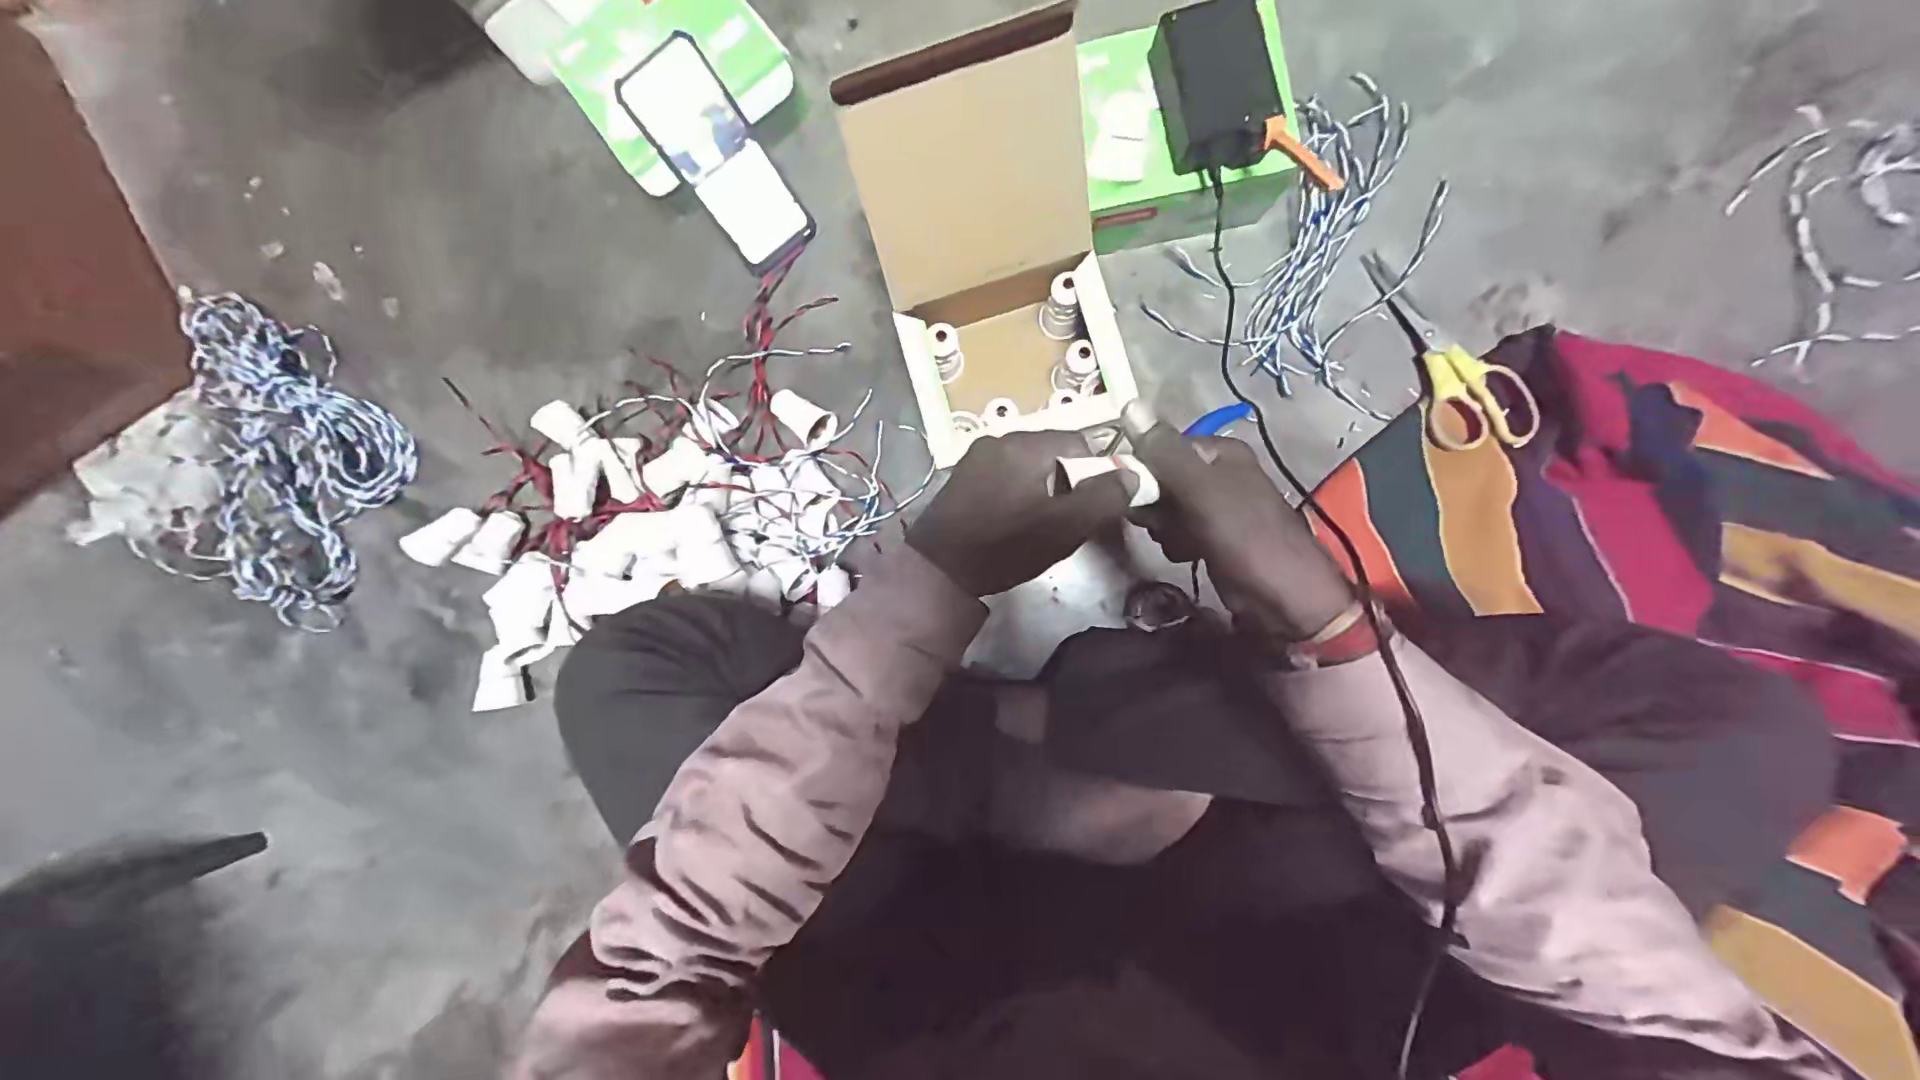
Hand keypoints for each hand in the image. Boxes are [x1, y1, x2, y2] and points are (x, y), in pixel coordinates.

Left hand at [907, 431, 1134, 596]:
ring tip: (1041, 523)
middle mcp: (998, 440)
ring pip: (1027, 466)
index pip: (1079, 442)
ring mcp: (975, 458)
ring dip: (1042, 488)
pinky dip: (1017, 493)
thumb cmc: (1006, 545)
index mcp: (1024, 443)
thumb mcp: (1065, 526)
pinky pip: (1004, 476)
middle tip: (1068, 518)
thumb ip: (1105, 497)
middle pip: (1052, 452)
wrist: (939, 570)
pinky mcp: (961, 479)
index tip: (1095, 505)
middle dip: (1068, 481)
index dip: (1096, 472)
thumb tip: (1132, 475)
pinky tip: (1013, 522)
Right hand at [1126, 407, 1353, 641]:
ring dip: (1165, 528)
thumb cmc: (1245, 537)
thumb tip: (1130, 404)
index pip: (1160, 448)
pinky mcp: (1211, 535)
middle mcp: (1216, 473)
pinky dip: (1176, 543)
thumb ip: (1164, 452)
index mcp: (1219, 452)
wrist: (1284, 598)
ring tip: (1184, 542)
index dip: (1143, 472)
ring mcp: (1214, 506)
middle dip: (1155, 505)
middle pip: (1159, 480)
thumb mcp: (1201, 490)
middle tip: (1166, 524)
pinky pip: (1175, 530)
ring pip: (1163, 509)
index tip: (1136, 496)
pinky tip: (1189, 554)